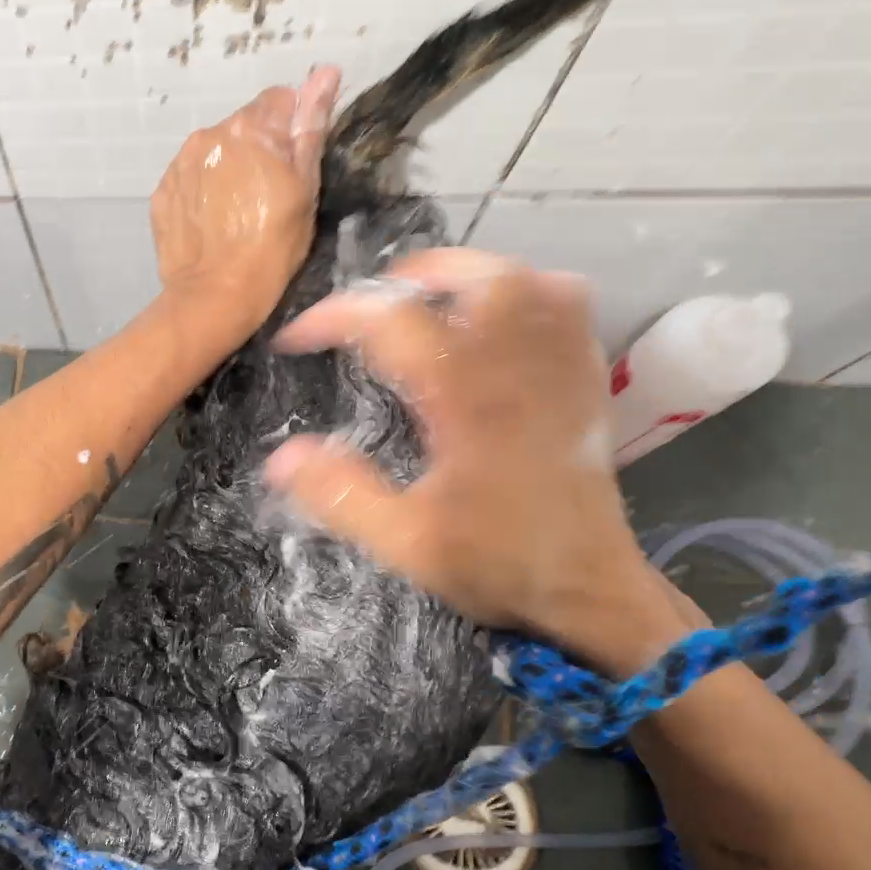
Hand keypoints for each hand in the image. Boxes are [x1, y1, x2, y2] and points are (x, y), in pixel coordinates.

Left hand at [150, 65, 341, 334]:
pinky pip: (188, 180)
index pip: (279, 100)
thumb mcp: (305, 187)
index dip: (291, 130)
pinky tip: (212, 224)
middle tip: (266, 197)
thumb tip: (325, 73)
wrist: (214, 296)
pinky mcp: (161, 194)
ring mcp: (179, 166)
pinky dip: (201, 193)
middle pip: (243, 126)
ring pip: (213, 153)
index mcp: (249, 127)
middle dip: (257, 150)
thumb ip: (311, 127)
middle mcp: (208, 136)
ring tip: (237, 214)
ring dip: (227, 171)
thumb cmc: (272, 248)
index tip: (291, 166)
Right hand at [263, 249, 687, 675]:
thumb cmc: (496, 564)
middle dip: (409, 277)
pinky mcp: (582, 384)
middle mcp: (518, 372)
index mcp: (468, 402)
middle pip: (476, 277)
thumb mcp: (404, 541)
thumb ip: (340, 495)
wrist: (591, 592)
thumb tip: (280, 456)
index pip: (395, 323)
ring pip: (526, 281)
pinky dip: (526, 293)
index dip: (334, 318)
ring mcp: (558, 372)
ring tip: (423, 300)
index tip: (294, 341)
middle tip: (366, 307)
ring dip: (466, 277)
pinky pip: (567, 308)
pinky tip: (494, 319)